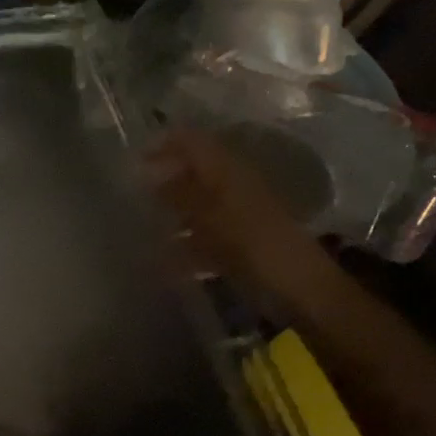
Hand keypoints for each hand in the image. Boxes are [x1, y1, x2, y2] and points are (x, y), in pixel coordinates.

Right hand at [148, 128, 337, 301]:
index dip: (162, 143)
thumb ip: (177, 193)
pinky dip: (183, 244)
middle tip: (130, 195)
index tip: (132, 159)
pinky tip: (163, 260)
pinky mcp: (240, 246)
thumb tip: (146, 171)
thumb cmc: (255, 246)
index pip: (190, 141)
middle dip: (161, 180)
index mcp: (228, 170)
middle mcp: (232, 186)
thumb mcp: (210, 216)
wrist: (305, 294)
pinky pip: (204, 237)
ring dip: (170, 214)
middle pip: (191, 173)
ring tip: (141, 228)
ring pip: (195, 206)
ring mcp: (238, 217)